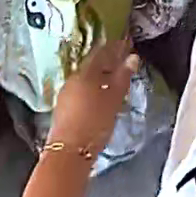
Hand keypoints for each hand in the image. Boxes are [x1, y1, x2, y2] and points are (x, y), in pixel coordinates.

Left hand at [47, 36, 139, 153]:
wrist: (69, 153)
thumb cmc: (94, 123)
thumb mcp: (113, 100)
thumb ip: (122, 77)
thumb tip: (132, 57)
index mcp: (85, 73)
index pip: (102, 53)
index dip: (115, 47)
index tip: (126, 43)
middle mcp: (73, 79)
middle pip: (92, 65)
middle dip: (108, 62)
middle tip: (122, 61)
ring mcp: (66, 93)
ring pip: (86, 79)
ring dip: (100, 77)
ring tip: (113, 80)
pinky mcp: (63, 108)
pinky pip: (81, 90)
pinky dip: (92, 89)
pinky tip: (99, 96)